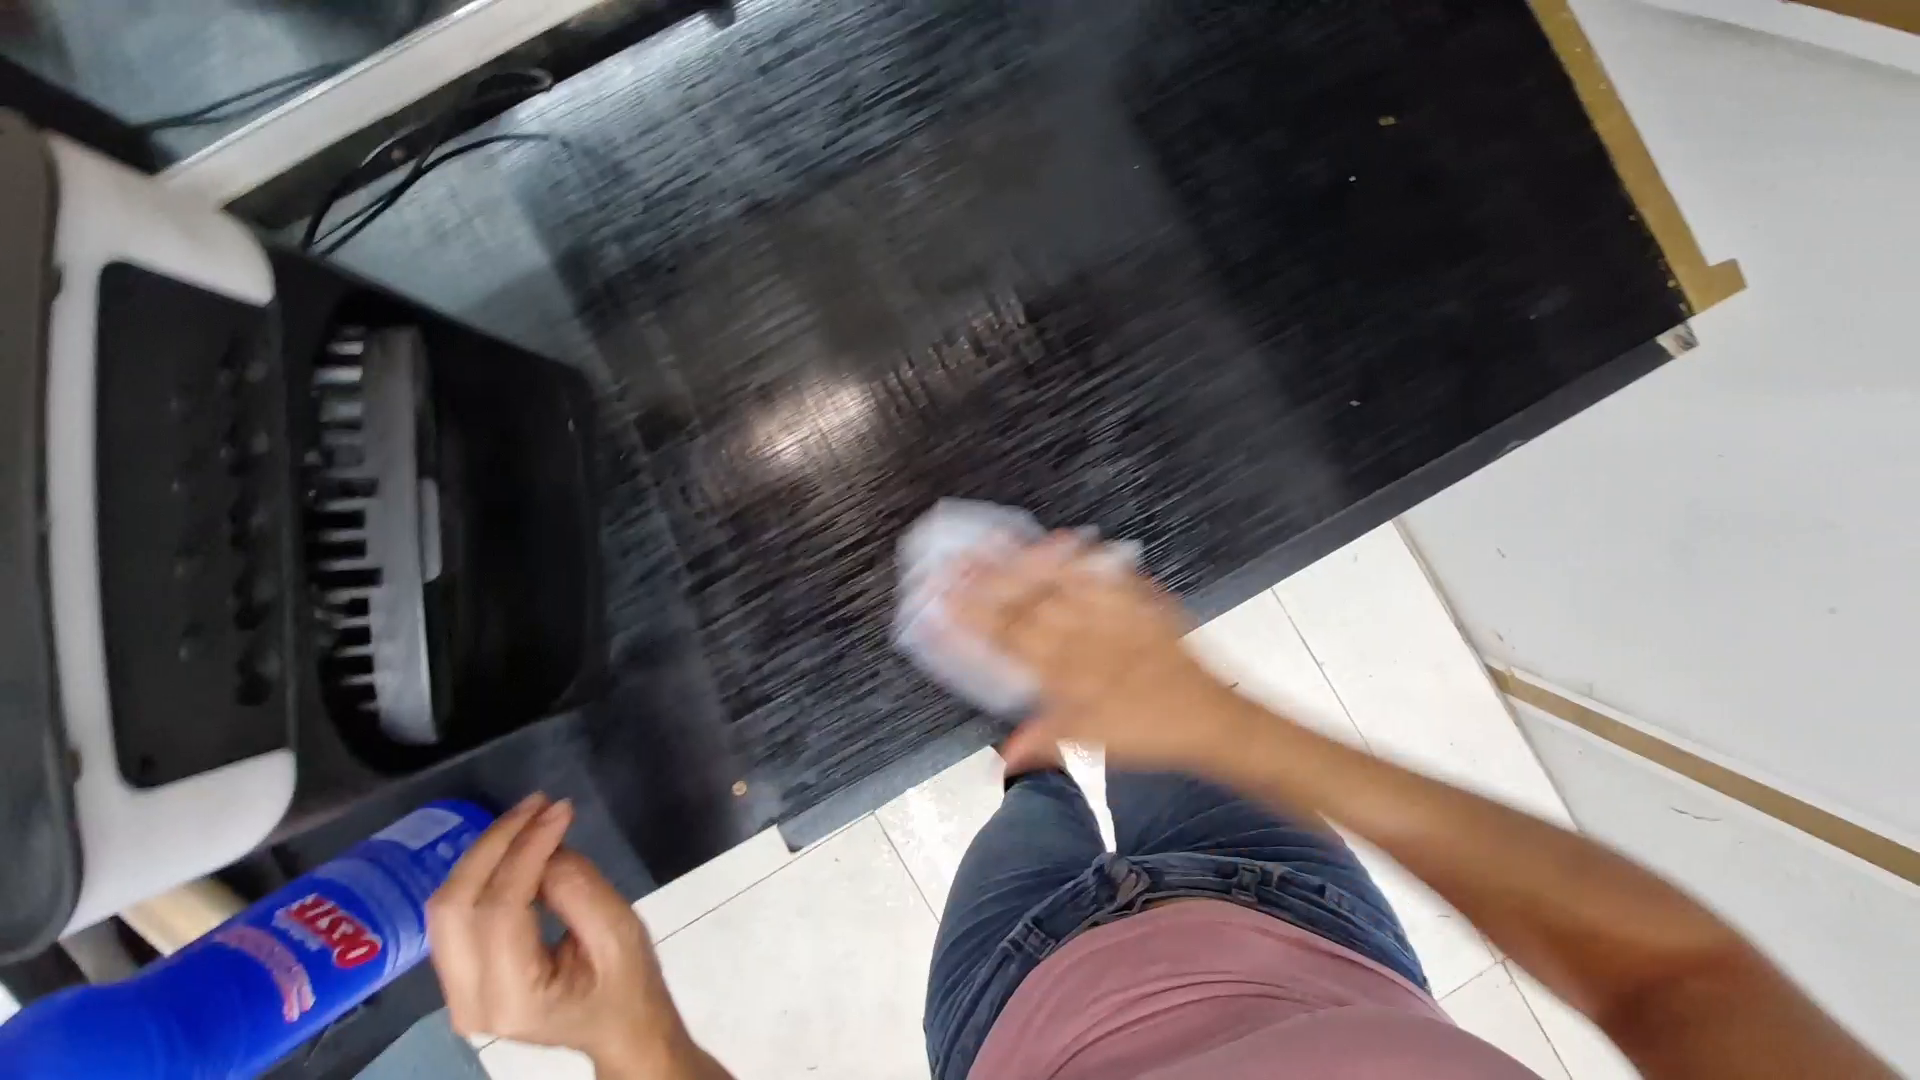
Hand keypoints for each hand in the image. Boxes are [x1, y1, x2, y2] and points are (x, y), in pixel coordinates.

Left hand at [426, 795, 694, 1075]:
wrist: (619, 1027)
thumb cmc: (628, 983)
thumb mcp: (620, 933)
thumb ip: (580, 889)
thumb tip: (546, 846)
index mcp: (513, 998)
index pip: (500, 910)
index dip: (526, 851)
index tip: (559, 809)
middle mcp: (469, 1002)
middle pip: (456, 907)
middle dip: (495, 844)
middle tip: (539, 804)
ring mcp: (455, 993)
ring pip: (446, 906)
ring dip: (485, 852)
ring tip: (529, 814)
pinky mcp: (458, 976)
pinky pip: (455, 913)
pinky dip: (482, 870)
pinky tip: (515, 842)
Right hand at [949, 532, 1262, 773]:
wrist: (1210, 720)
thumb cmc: (1152, 734)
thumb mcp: (1093, 746)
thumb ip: (1043, 742)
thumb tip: (1004, 755)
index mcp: (1067, 673)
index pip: (1008, 639)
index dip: (972, 618)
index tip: (944, 601)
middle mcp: (1085, 639)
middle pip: (1025, 604)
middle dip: (985, 582)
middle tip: (953, 561)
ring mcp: (1111, 617)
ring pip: (1057, 584)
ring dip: (1021, 562)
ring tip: (992, 541)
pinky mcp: (1137, 605)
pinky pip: (1104, 575)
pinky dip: (1079, 558)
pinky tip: (1060, 539)